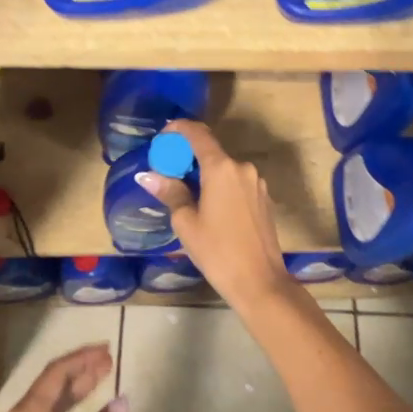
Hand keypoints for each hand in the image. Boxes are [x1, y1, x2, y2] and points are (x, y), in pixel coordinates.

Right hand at [137, 119, 294, 309]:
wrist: (261, 282)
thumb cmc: (218, 252)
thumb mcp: (186, 223)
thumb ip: (170, 193)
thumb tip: (147, 176)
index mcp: (221, 168)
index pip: (198, 133)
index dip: (178, 129)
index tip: (163, 137)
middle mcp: (242, 167)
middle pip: (211, 151)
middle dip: (189, 157)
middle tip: (169, 173)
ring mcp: (257, 182)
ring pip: (225, 168)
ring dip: (206, 173)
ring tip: (188, 194)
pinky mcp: (264, 198)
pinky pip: (237, 182)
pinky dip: (221, 186)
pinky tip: (211, 208)